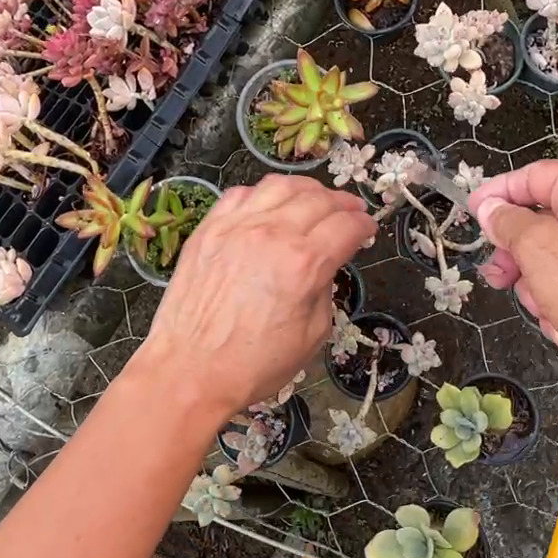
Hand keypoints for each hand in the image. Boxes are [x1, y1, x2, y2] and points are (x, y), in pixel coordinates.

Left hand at [126, 175, 374, 426]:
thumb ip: (324, 290)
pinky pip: (241, 194)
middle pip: (320, 200)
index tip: (368, 228)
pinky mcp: (209, 229)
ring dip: (307, 189)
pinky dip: (263, 194)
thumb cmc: (255, 365)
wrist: (189, 372)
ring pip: (281, 185)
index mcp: (305, 263)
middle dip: (344, 203)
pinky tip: (270, 206)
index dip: (364, 224)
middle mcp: (273, 234)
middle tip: (351, 211)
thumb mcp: (313, 335)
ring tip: (315, 199)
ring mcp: (237, 226)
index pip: (347, 226)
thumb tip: (323, 267)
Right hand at [468, 161, 557, 388]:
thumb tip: (492, 209)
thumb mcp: (537, 248)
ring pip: (557, 257)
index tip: (472, 211)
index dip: (498, 193)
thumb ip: (508, 223)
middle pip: (545, 221)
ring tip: (542, 307)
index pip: (535, 176)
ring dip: (539, 285)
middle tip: (497, 275)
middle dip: (518, 253)